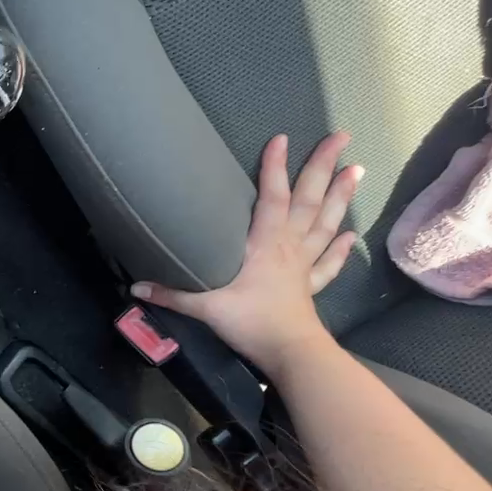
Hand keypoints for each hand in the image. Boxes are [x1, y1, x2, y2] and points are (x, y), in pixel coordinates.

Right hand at [131, 132, 361, 375]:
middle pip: (310, 201)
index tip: (280, 138)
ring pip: (326, 223)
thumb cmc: (250, 322)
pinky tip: (350, 234)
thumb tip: (134, 287)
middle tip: (341, 137)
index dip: (274, 169)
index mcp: (265, 246)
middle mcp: (289, 248)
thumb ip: (170, 294)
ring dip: (341, 196)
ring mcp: (304, 265)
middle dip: (324, 168)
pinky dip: (341, 245)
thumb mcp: (204, 307)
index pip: (272, 199)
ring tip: (357, 169)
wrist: (291, 353)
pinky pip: (329, 260)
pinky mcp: (311, 285)